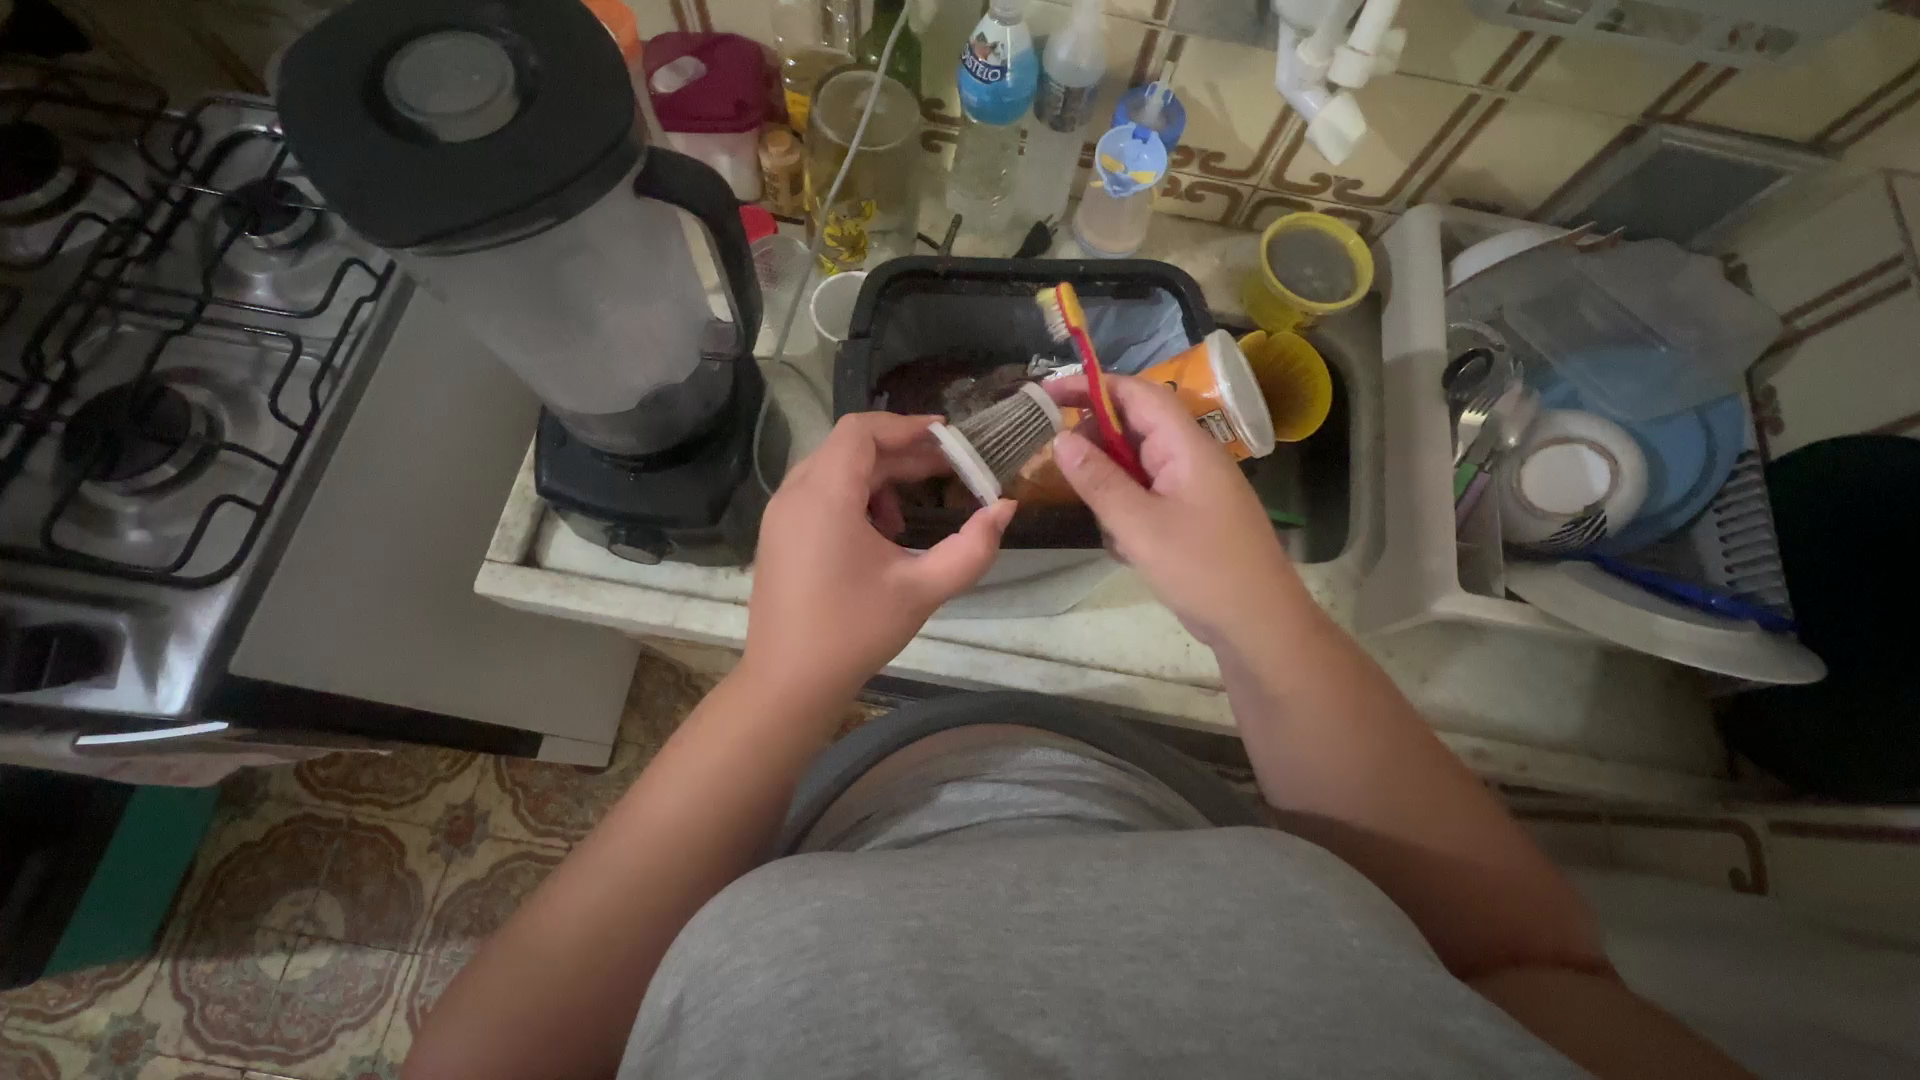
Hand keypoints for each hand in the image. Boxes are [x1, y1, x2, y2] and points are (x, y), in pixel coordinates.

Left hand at [744, 412, 1016, 703]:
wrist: (788, 682)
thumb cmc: (855, 632)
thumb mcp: (923, 589)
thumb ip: (972, 548)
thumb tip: (1006, 508)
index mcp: (825, 495)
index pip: (862, 430)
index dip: (907, 426)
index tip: (948, 438)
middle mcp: (795, 494)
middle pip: (851, 449)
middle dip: (901, 456)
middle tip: (948, 472)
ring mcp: (780, 515)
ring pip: (834, 471)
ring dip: (878, 480)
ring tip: (910, 517)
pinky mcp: (778, 536)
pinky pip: (819, 495)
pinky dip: (854, 500)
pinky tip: (879, 538)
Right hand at [1046, 375, 1302, 645]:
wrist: (1259, 623)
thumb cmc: (1202, 569)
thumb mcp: (1139, 525)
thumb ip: (1098, 481)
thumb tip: (1061, 439)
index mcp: (1187, 447)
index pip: (1138, 394)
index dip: (1093, 387)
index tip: (1050, 393)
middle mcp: (1191, 459)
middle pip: (1136, 427)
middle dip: (1096, 440)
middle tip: (1058, 460)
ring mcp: (1193, 489)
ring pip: (1137, 466)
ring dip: (1110, 484)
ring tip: (1098, 517)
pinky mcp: (1190, 517)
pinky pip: (1147, 496)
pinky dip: (1126, 511)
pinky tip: (1123, 545)